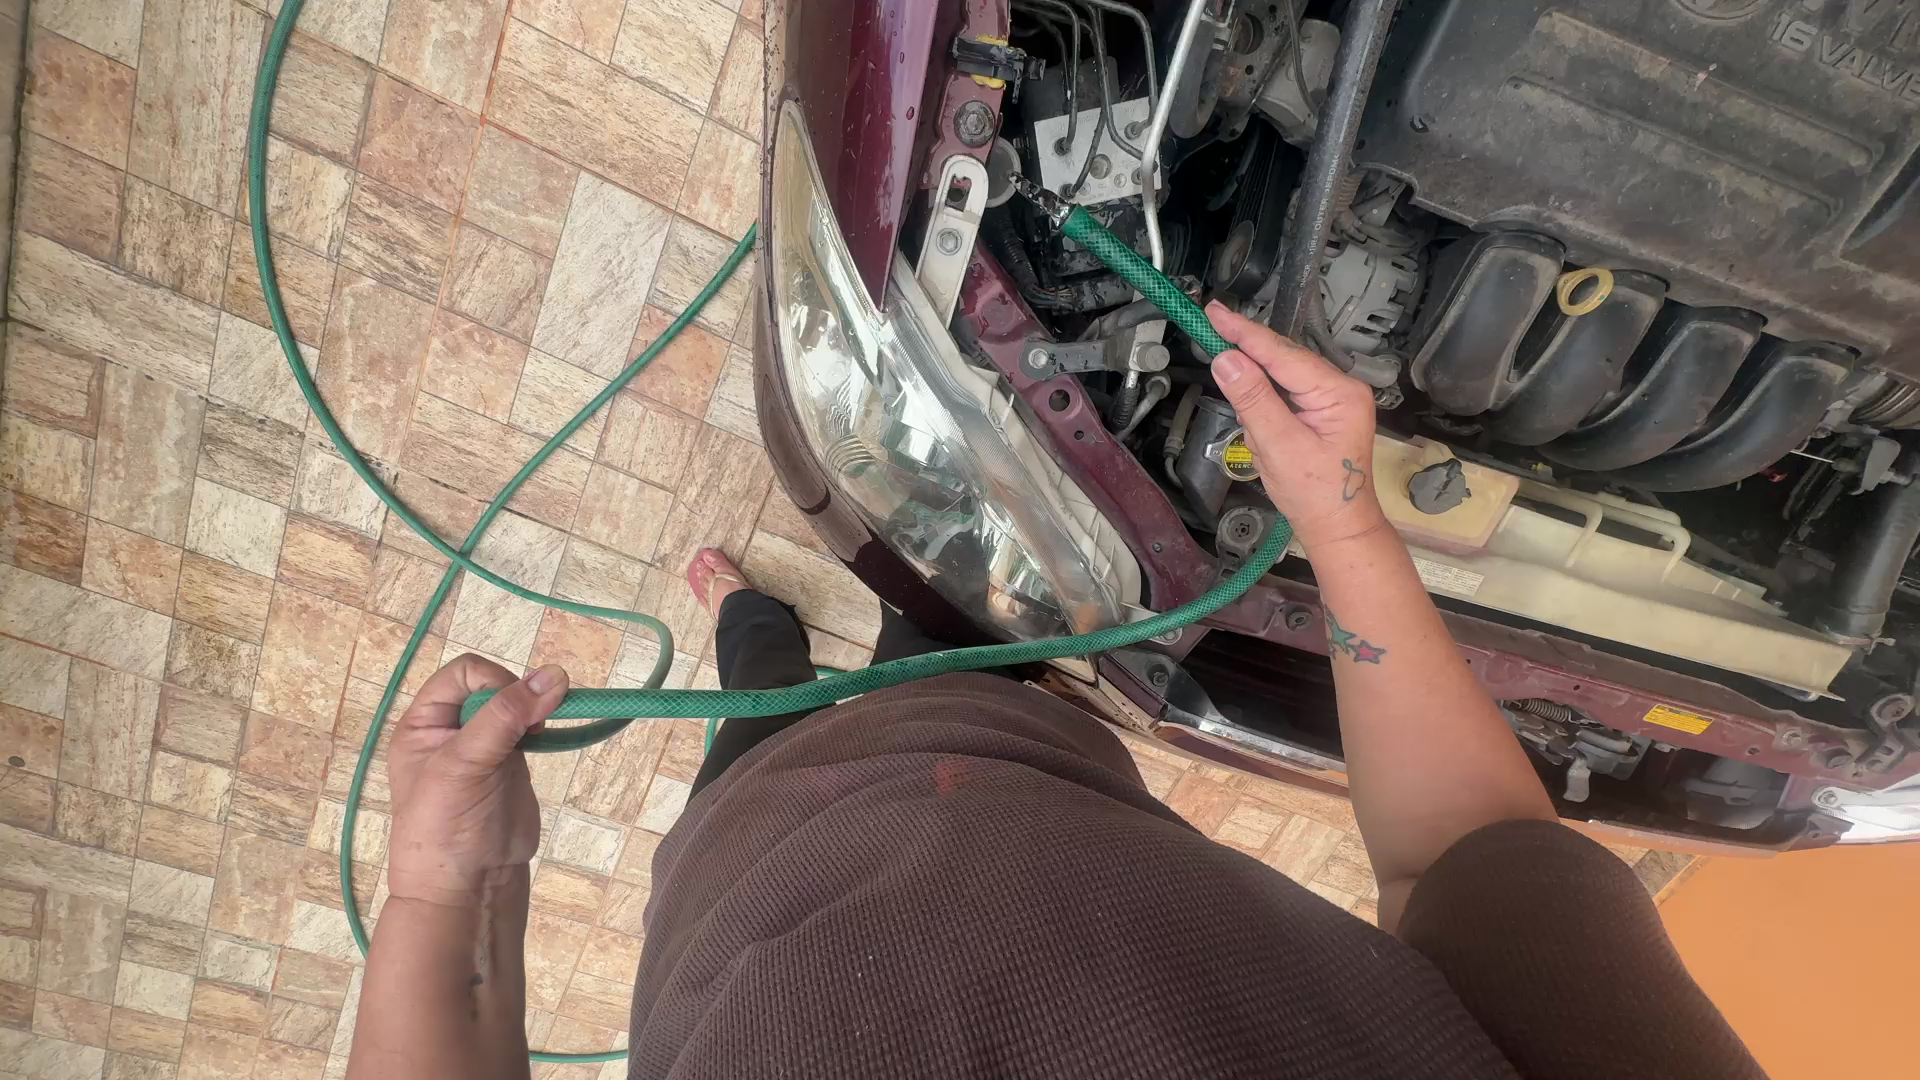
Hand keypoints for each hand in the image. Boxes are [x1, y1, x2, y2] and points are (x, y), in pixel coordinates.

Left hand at [386, 654, 567, 906]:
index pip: (464, 673)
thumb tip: (556, 674)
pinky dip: (545, 721)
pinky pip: (532, 721)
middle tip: (530, 724)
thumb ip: (506, 716)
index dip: (493, 681)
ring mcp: (485, 742)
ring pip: (518, 700)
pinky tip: (545, 736)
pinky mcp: (513, 757)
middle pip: (495, 682)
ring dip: (535, 707)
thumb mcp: (465, 765)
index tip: (508, 710)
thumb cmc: (448, 825)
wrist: (472, 882)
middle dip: (518, 694)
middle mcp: (453, 727)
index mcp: (424, 724)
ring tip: (539, 731)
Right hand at [1206, 302, 1388, 551]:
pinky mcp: (1320, 413)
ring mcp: (1331, 400)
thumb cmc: (1313, 493)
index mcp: (1337, 392)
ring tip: (1224, 346)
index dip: (1244, 333)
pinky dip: (1261, 387)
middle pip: (1284, 357)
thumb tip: (1226, 360)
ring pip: (1283, 372)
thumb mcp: (1278, 445)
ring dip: (1253, 366)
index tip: (1214, 312)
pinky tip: (1245, 383)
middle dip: (1247, 343)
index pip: (1281, 354)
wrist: (1336, 527)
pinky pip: (1285, 390)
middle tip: (1212, 322)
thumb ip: (1253, 399)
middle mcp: (1340, 388)